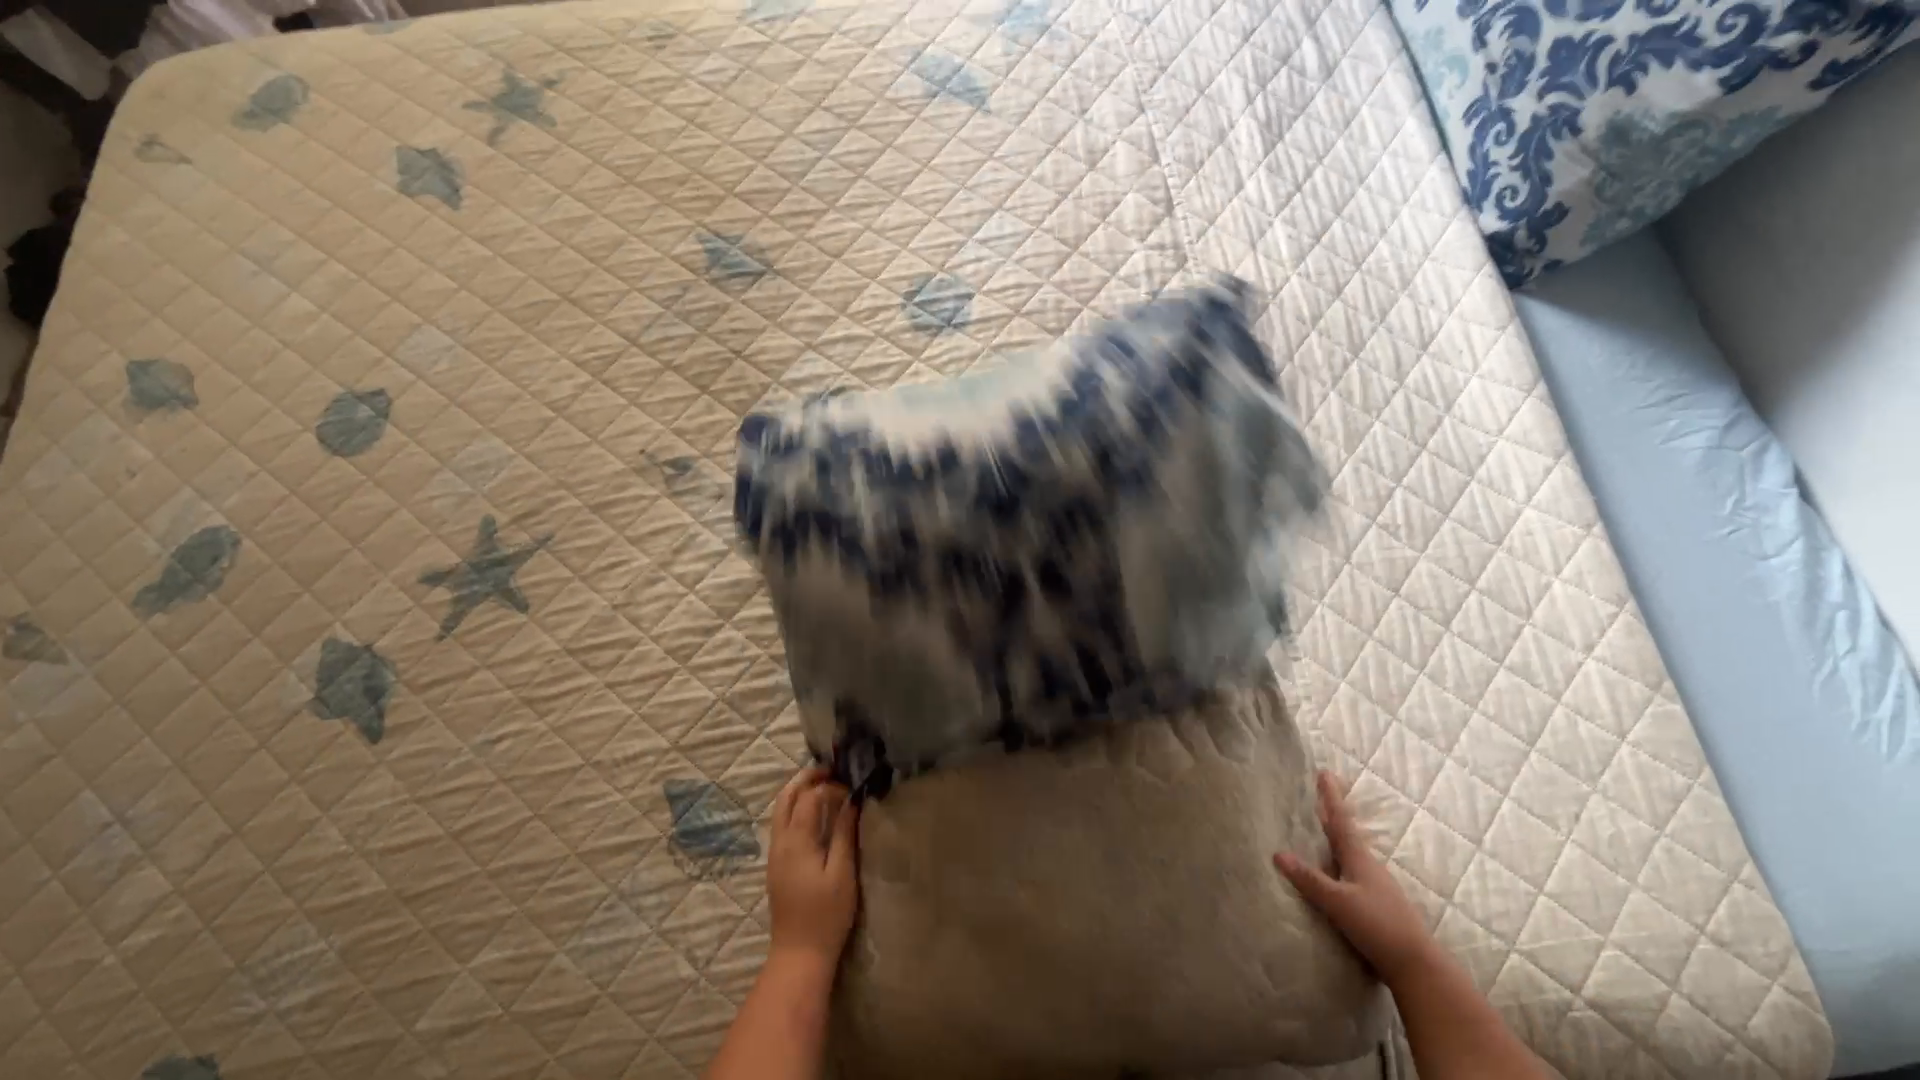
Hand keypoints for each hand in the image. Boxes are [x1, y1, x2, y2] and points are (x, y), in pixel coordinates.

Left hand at [767, 768, 860, 968]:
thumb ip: (844, 834)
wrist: (799, 953)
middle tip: (833, 770)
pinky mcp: (777, 864)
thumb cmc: (826, 915)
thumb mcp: (842, 873)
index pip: (810, 798)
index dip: (831, 787)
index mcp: (796, 841)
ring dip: (800, 791)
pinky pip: (783, 823)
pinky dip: (797, 807)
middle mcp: (780, 842)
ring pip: (781, 809)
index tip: (853, 788)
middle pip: (786, 796)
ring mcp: (775, 853)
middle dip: (807, 778)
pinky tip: (816, 813)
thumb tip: (851, 801)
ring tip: (827, 785)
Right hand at [1275, 770, 1437, 984]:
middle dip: (1331, 817)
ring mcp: (1376, 886)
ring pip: (1350, 855)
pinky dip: (1338, 865)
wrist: (1415, 963)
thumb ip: (1309, 879)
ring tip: (1318, 835)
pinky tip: (1332, 875)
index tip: (1324, 773)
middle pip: (1346, 835)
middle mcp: (1369, 867)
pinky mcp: (1376, 905)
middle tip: (1317, 799)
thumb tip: (1278, 853)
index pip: (1341, 821)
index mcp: (1359, 859)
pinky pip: (1352, 874)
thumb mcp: (1338, 902)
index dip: (1331, 798)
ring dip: (1335, 841)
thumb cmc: (1377, 925)